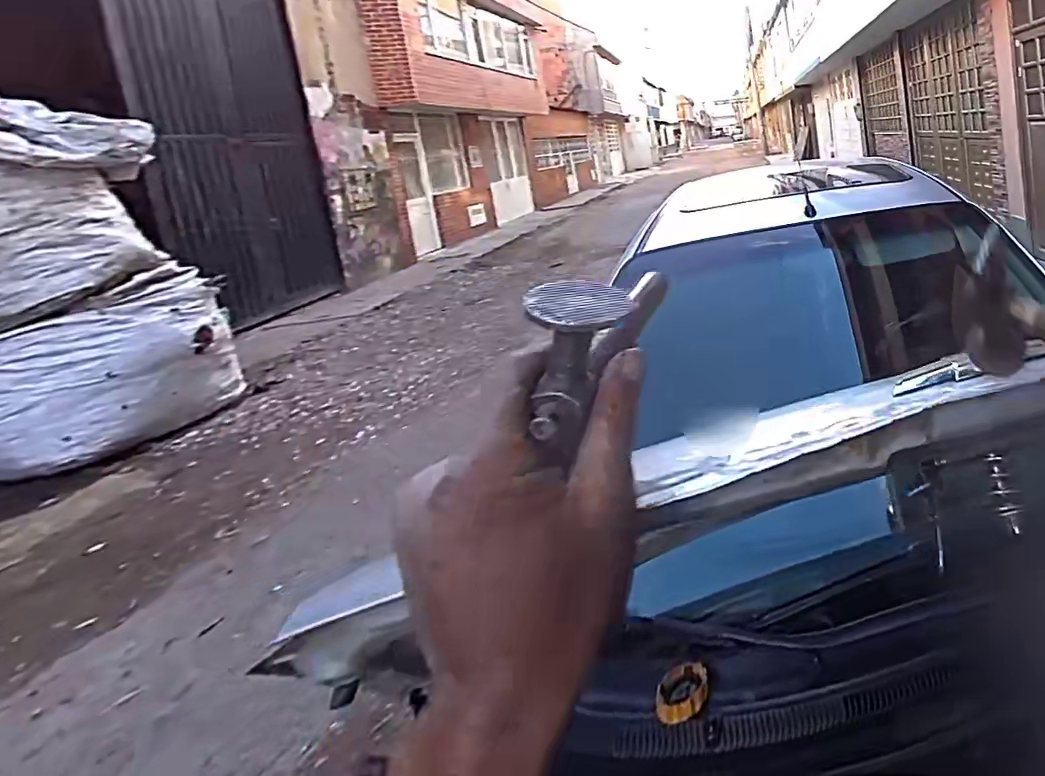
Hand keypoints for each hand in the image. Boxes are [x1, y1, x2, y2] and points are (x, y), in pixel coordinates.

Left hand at [393, 346, 644, 774]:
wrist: (505, 691)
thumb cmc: (570, 592)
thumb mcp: (606, 501)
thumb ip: (613, 420)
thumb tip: (629, 356)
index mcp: (485, 464)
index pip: (516, 375)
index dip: (560, 356)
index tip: (598, 355)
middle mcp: (435, 477)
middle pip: (507, 416)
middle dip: (554, 424)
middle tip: (590, 464)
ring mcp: (415, 510)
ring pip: (491, 451)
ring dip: (530, 459)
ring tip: (561, 508)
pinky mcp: (412, 535)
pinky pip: (468, 483)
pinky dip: (503, 487)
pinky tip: (526, 530)